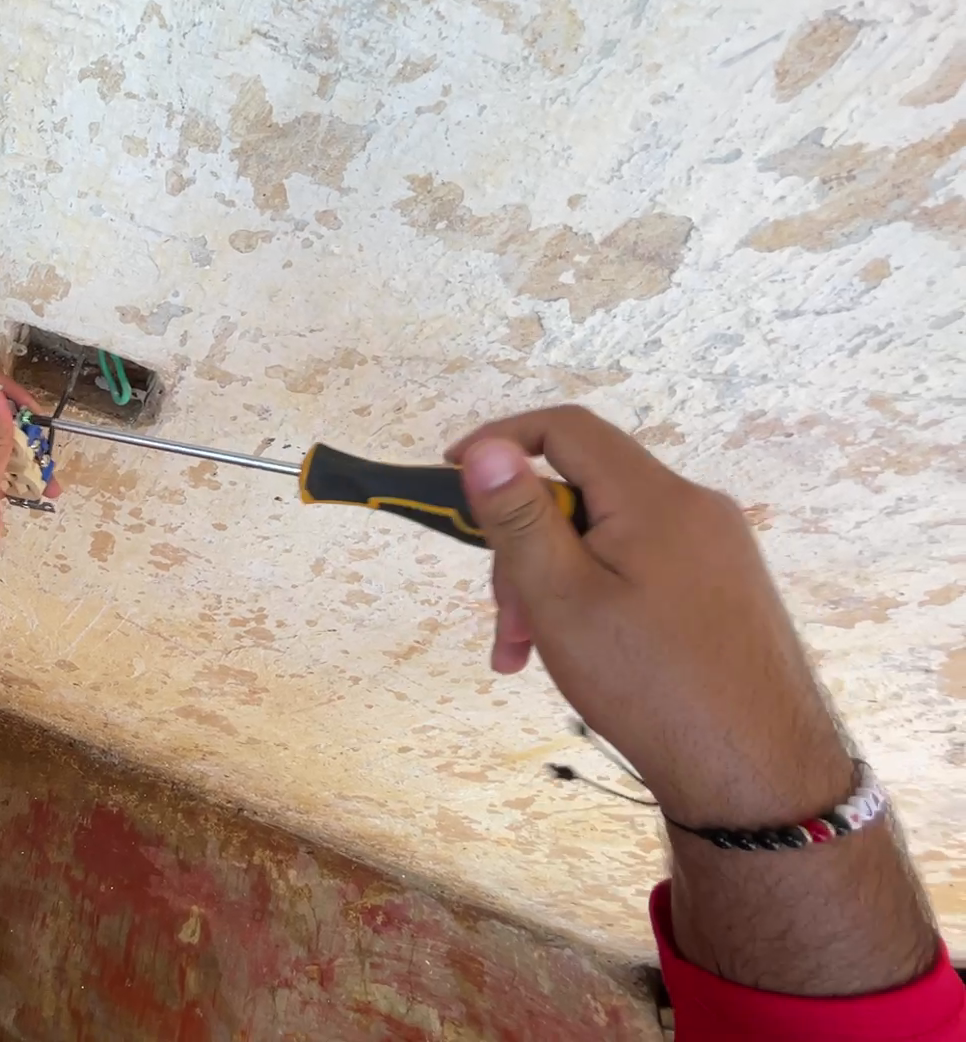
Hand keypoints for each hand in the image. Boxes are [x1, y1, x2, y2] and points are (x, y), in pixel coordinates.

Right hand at [447, 406, 936, 994]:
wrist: (755, 774)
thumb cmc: (641, 677)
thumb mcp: (557, 592)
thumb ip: (517, 514)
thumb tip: (484, 447)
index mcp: (656, 499)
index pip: (566, 429)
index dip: (499, 439)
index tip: (448, 473)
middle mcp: (690, 509)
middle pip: (574, 492)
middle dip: (518, 542)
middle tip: (499, 611)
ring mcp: (706, 549)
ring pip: (593, 536)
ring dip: (541, 579)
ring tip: (520, 648)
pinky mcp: (710, 584)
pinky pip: (623, 566)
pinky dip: (578, 593)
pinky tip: (556, 649)